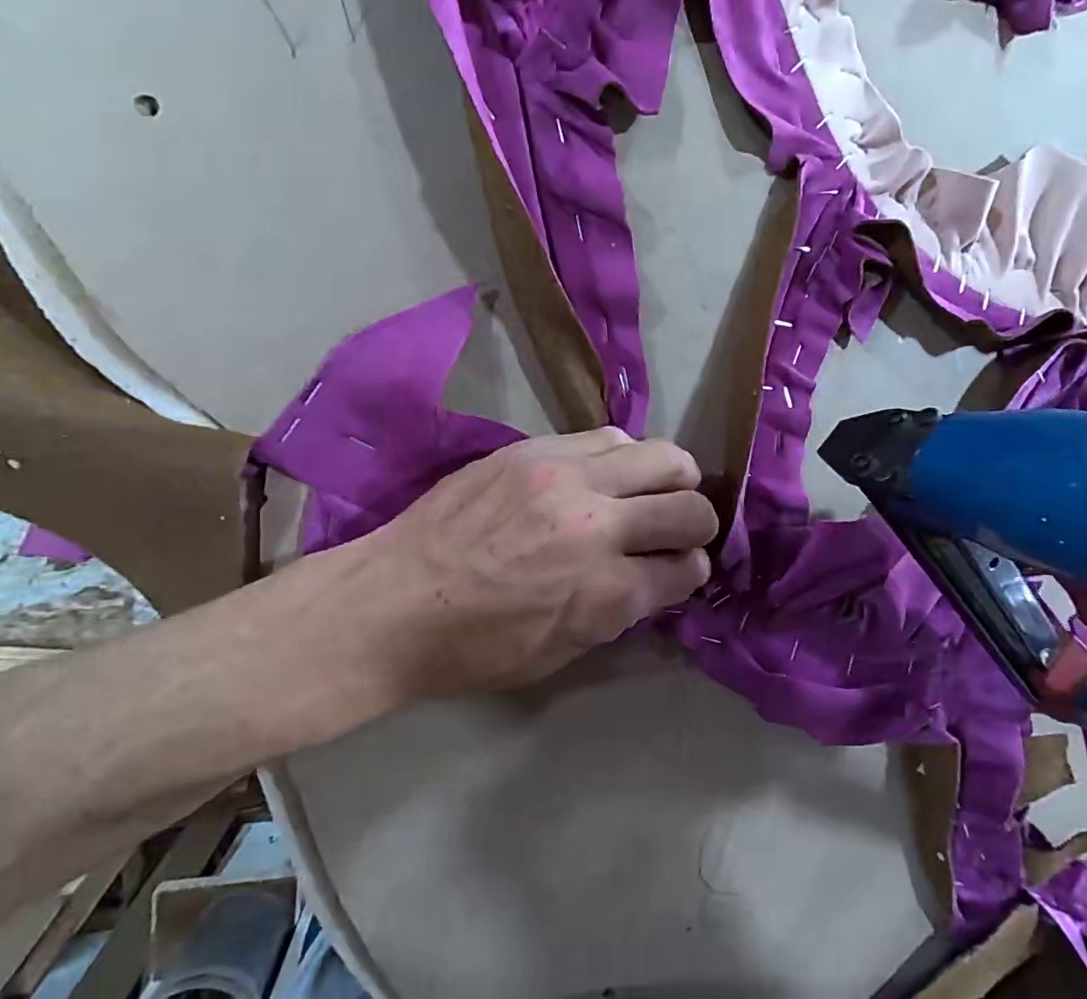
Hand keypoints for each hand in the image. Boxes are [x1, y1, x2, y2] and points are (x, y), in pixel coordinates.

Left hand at [298, 428, 717, 696]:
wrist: (388, 603)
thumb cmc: (475, 648)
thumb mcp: (563, 651)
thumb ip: (623, 609)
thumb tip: (660, 575)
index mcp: (605, 592)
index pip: (688, 568)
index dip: (692, 572)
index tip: (682, 571)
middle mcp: (597, 526)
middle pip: (689, 506)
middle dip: (698, 523)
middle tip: (680, 530)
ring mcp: (566, 478)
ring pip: (662, 454)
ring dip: (670, 479)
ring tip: (652, 492)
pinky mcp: (535, 449)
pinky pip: (609, 435)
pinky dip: (623, 458)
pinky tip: (606, 476)